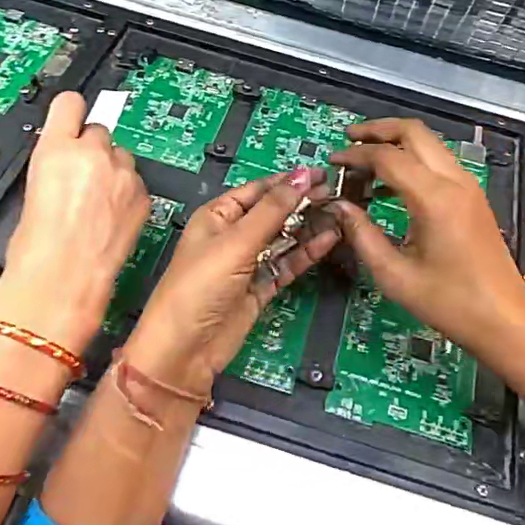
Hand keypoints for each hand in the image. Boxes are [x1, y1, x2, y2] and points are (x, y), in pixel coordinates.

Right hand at [0, 92, 149, 350]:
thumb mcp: (33, 191)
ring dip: (112, 170)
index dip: (71, 111)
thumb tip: (64, 162)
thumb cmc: (37, 246)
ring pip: (121, 156)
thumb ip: (54, 165)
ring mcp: (122, 174)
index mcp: (57, 148)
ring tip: (96, 202)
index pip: (70, 104)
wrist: (65, 278)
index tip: (73, 114)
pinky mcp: (143, 195)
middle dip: (92, 148)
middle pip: (100, 131)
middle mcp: (94, 153)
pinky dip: (126, 193)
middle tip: (83, 176)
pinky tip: (111, 217)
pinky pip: (135, 182)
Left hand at [127, 169, 338, 392]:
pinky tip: (328, 240)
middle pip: (274, 212)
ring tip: (339, 215)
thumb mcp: (237, 241)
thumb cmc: (201, 285)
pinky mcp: (260, 287)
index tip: (323, 175)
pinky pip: (287, 263)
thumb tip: (303, 175)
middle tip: (337, 195)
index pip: (260, 190)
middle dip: (303, 203)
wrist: (185, 349)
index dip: (289, 181)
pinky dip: (306, 253)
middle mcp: (234, 234)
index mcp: (219, 215)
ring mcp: (248, 262)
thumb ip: (273, 208)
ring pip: (284, 237)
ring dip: (309, 227)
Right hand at [328, 119, 524, 357]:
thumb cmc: (450, 303)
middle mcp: (454, 181)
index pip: (388, 156)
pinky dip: (412, 159)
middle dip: (377, 130)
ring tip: (364, 162)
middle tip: (348, 140)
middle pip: (413, 132)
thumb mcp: (395, 275)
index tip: (332, 162)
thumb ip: (362, 235)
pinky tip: (389, 186)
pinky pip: (438, 161)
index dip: (355, 155)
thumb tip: (339, 207)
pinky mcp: (472, 196)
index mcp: (434, 198)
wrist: (505, 320)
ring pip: (428, 143)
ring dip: (396, 143)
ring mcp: (468, 186)